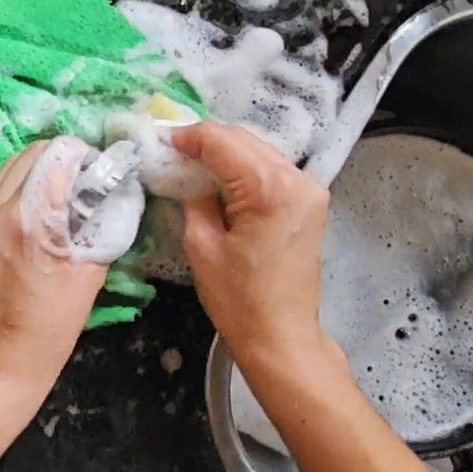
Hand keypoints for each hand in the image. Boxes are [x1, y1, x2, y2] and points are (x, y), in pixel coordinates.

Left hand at [0, 141, 108, 397]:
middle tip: (89, 179)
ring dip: (43, 168)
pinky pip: (2, 189)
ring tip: (69, 192)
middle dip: (63, 158)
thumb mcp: (90, 271)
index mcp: (29, 218)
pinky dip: (26, 185)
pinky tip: (47, 208)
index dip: (85, 156)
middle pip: (32, 153)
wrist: (2, 357)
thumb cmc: (52, 324)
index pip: (57, 155)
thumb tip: (112, 192)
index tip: (103, 171)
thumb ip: (99, 223)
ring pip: (13, 167)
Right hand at [172, 123, 334, 375]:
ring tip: (193, 164)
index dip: (189, 137)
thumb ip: (195, 199)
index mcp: (269, 189)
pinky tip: (222, 179)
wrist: (281, 335)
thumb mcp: (201, 246)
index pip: (222, 141)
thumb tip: (188, 175)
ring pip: (260, 151)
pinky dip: (245, 167)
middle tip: (173, 151)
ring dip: (226, 152)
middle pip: (244, 139)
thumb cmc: (237, 299)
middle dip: (207, 141)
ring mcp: (310, 190)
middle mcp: (297, 179)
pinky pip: (272, 169)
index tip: (162, 142)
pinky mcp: (310, 202)